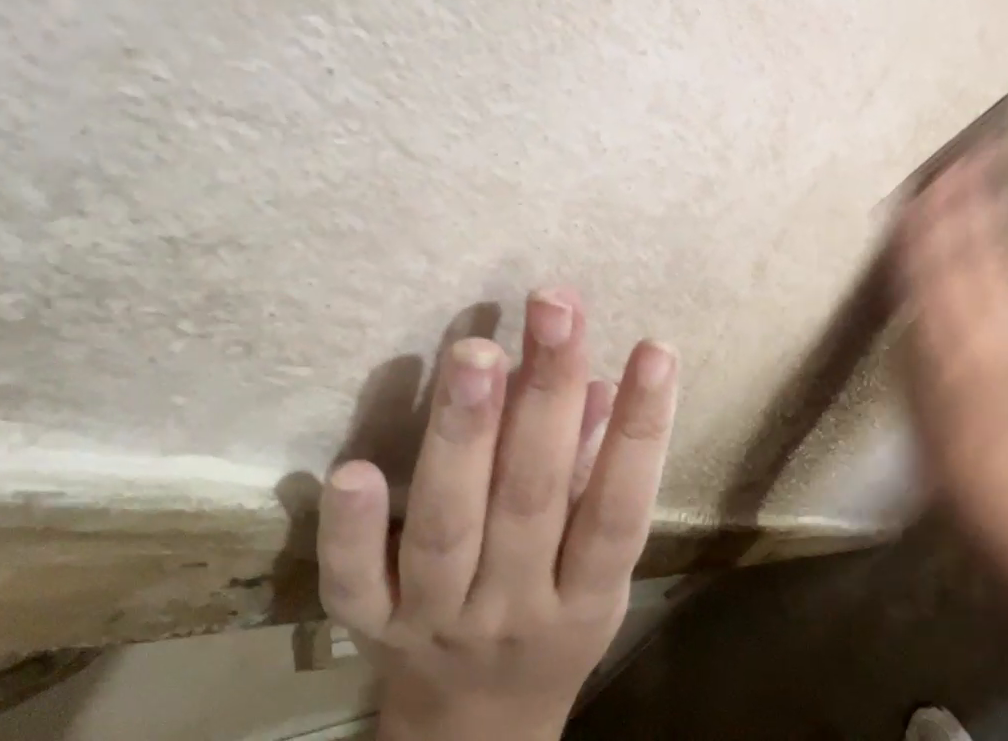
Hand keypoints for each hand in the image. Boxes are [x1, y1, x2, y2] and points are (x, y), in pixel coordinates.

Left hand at [318, 288, 679, 740]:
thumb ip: (599, 478)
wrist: (475, 727)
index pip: (619, 508)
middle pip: (532, 500)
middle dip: (545, 398)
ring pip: (449, 528)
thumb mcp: (600, 573)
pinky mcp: (372, 629)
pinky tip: (353, 469)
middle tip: (553, 309)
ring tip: (475, 351)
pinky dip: (351, 531)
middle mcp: (516, 608)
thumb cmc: (557, 627)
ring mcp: (439, 620)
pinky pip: (354, 583)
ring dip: (463, 435)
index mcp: (586, 596)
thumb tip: (599, 387)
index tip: (655, 347)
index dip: (643, 430)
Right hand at [891, 152, 1007, 490]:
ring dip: (989, 202)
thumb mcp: (906, 367)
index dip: (926, 215)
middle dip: (964, 195)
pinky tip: (1003, 207)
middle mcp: (973, 316)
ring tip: (991, 161)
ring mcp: (1002, 317)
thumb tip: (910, 261)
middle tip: (968, 149)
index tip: (925, 177)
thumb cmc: (931, 422)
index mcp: (935, 328)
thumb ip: (912, 312)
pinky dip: (1002, 231)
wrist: (987, 456)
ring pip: (991, 246)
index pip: (926, 258)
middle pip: (964, 243)